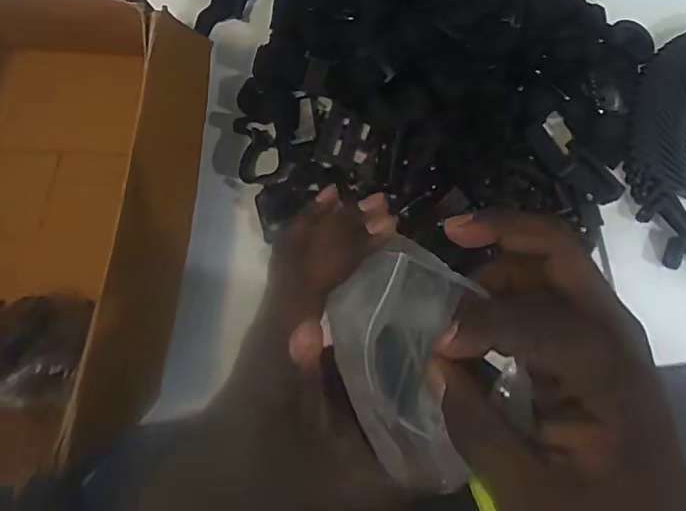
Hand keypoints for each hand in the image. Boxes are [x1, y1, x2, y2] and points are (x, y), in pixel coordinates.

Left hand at [132, 187, 410, 510]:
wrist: (225, 480)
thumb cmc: (288, 478)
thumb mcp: (352, 482)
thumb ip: (406, 460)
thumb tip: (461, 415)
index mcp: (289, 352)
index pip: (313, 282)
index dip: (347, 248)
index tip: (388, 228)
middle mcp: (276, 320)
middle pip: (302, 257)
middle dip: (343, 229)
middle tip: (387, 209)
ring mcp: (270, 315)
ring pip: (291, 253)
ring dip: (327, 225)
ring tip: (363, 202)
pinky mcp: (274, 318)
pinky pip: (289, 263)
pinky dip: (309, 232)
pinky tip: (328, 215)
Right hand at [431, 210, 685, 510]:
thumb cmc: (598, 509)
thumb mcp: (534, 496)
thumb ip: (478, 429)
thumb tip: (434, 364)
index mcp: (613, 377)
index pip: (542, 321)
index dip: (483, 323)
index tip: (440, 348)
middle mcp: (615, 334)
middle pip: (560, 251)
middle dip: (502, 230)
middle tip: (451, 230)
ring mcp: (606, 325)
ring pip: (551, 255)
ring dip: (500, 255)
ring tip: (458, 289)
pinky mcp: (589, 328)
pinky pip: (547, 279)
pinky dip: (508, 271)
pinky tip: (478, 295)